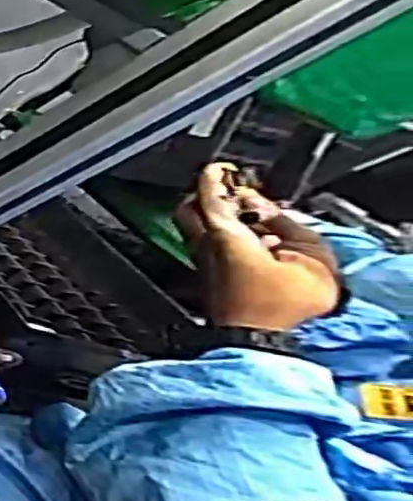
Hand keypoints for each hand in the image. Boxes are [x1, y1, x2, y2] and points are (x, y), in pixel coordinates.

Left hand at [174, 162, 341, 331]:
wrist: (256, 332)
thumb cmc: (281, 301)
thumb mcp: (310, 259)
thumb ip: (292, 229)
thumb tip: (268, 211)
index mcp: (224, 236)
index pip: (209, 200)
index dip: (212, 180)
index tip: (218, 167)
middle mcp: (203, 244)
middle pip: (190, 209)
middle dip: (208, 194)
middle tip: (235, 188)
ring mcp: (201, 258)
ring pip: (197, 225)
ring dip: (218, 213)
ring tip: (252, 211)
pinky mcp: (207, 270)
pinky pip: (208, 240)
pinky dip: (224, 229)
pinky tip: (253, 236)